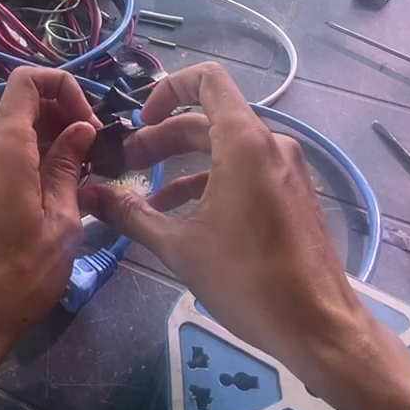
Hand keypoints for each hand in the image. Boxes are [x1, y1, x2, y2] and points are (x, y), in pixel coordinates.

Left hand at [0, 66, 98, 365]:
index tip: (90, 122)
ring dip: (50, 135)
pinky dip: (32, 153)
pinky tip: (55, 185)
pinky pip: (3, 150)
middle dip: (63, 113)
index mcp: (3, 146)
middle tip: (95, 150)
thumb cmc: (17, 278)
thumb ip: (68, 168)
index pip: (27, 80)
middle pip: (22, 102)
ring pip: (14, 126)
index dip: (64, 87)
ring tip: (82, 170)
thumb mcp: (60, 223)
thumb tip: (82, 130)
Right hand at [78, 63, 381, 396]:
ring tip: (147, 197)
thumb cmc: (248, 280)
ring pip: (224, 148)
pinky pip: (244, 171)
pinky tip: (182, 217)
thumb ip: (131, 214)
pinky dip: (210, 182)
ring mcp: (285, 169)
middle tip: (127, 166)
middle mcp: (269, 145)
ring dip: (182, 165)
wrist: (321, 329)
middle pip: (207, 120)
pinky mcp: (291, 194)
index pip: (207, 80)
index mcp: (245, 143)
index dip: (168, 89)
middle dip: (163, 139)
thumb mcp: (179, 246)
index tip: (141, 121)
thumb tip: (88, 195)